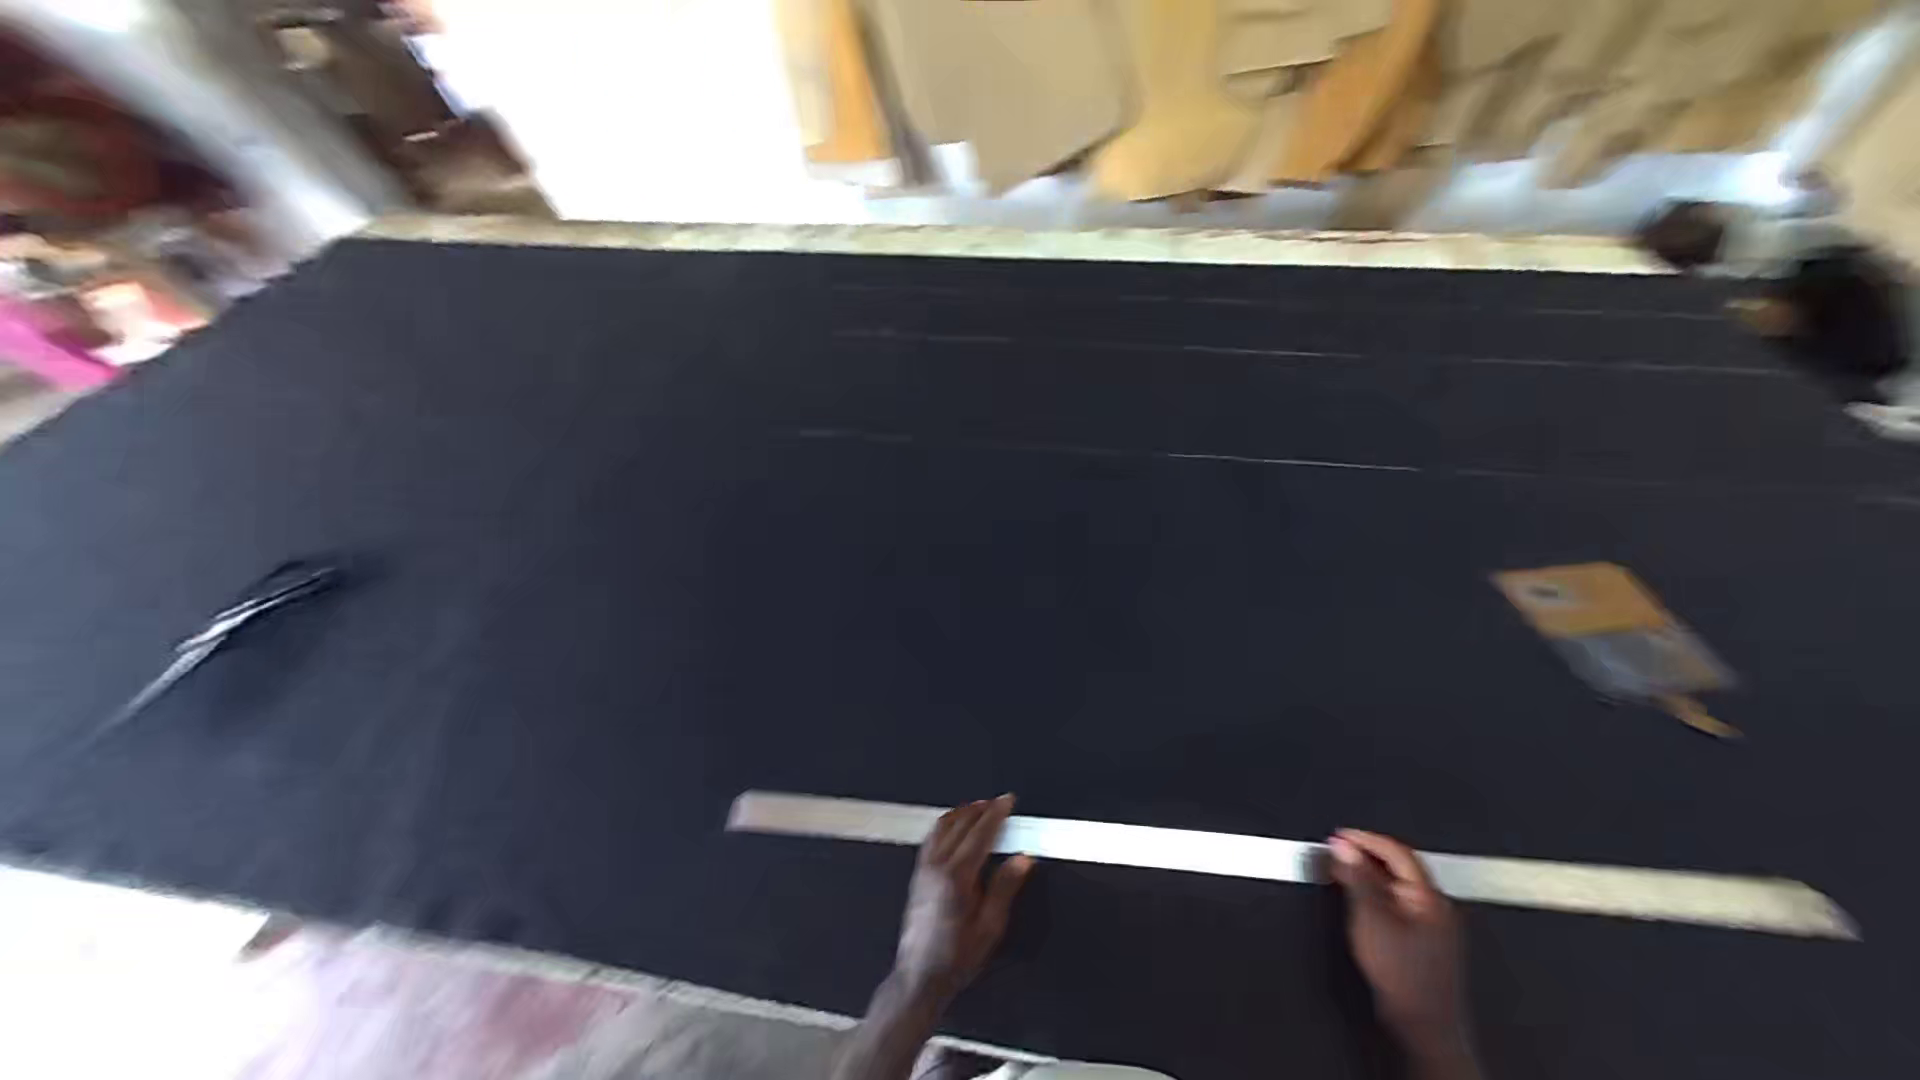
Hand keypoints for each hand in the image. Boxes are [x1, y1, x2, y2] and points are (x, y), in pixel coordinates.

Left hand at [894, 794, 1034, 999]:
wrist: (919, 976)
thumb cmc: (956, 957)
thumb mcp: (990, 926)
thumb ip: (1005, 887)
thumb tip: (1022, 859)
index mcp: (957, 875)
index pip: (980, 832)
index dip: (996, 813)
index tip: (1008, 800)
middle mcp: (937, 865)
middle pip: (961, 823)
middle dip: (981, 808)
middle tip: (998, 801)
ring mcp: (924, 867)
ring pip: (942, 825)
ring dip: (962, 812)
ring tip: (979, 807)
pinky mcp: (917, 873)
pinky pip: (932, 836)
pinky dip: (946, 823)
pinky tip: (953, 825)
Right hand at [1328, 829, 1469, 1054]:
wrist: (1422, 1023)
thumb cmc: (1404, 977)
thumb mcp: (1371, 918)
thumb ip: (1358, 878)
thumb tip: (1345, 848)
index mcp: (1429, 897)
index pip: (1397, 851)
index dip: (1366, 839)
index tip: (1340, 836)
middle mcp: (1435, 908)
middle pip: (1400, 865)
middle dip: (1367, 853)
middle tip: (1339, 849)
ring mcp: (1432, 924)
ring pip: (1397, 883)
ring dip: (1369, 872)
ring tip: (1344, 869)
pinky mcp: (1422, 938)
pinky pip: (1396, 899)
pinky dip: (1375, 890)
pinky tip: (1359, 897)